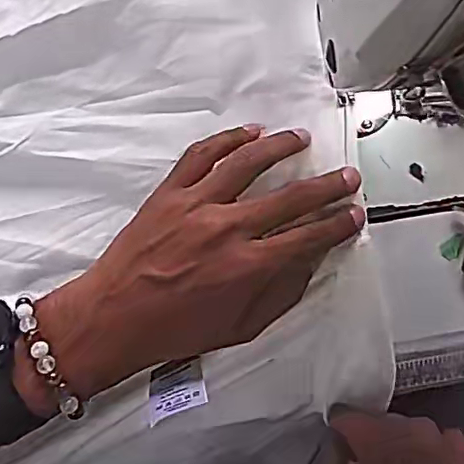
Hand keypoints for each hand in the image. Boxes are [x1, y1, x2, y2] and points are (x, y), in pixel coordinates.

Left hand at [34, 125, 364, 400]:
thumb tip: (307, 265)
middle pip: (290, 197)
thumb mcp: (239, 327)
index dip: (337, 224)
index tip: (351, 215)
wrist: (112, 317)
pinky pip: (202, 156)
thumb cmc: (171, 328)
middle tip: (345, 178)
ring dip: (281, 147)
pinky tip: (247, 134)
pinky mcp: (169, 194)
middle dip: (326, 186)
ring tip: (300, 139)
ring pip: (248, 163)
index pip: (308, 236)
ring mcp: (195, 206)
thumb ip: (280, 294)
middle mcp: (225, 230)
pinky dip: (227, 140)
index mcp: (247, 266)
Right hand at [313, 410, 463, 463]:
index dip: (351, 423)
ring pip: (430, 432)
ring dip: (400, 430)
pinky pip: (457, 445)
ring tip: (385, 447)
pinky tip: (418, 455)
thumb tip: (330, 442)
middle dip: (373, 424)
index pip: (375, 442)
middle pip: (404, 431)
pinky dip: (433, 440)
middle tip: (356, 438)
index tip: (335, 424)